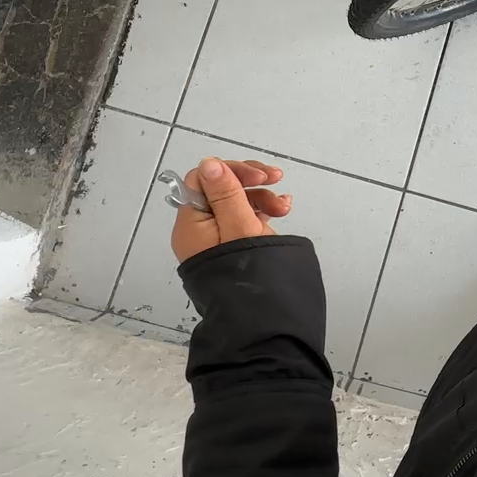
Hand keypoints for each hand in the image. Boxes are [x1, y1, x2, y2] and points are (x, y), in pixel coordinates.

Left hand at [170, 157, 292, 262]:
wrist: (257, 315)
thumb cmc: (244, 269)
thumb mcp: (238, 226)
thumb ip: (225, 193)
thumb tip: (208, 161)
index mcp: (192, 222)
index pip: (203, 179)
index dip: (230, 171)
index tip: (258, 177)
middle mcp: (200, 225)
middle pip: (220, 186)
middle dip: (251, 181)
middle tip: (277, 179)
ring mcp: (216, 234)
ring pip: (236, 199)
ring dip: (262, 195)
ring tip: (285, 207)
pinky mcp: (232, 241)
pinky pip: (244, 214)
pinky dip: (263, 207)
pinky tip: (282, 209)